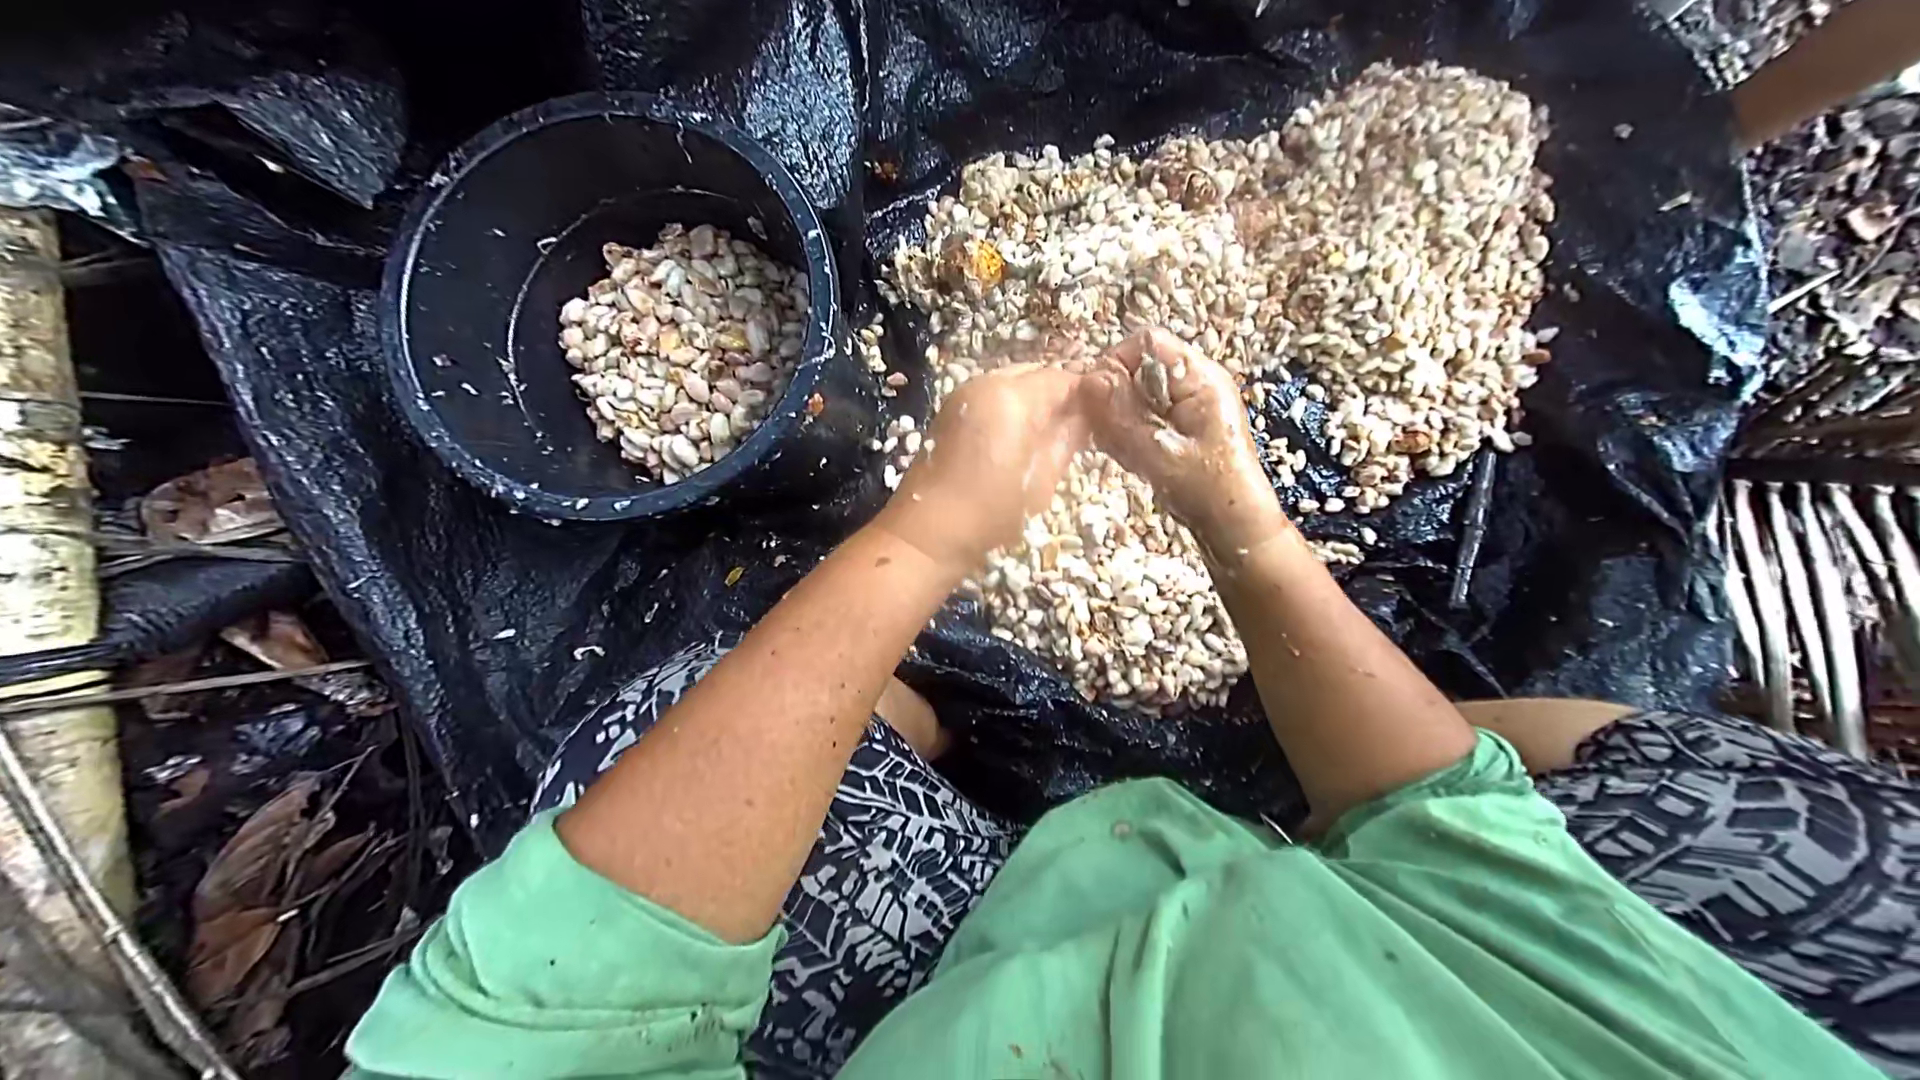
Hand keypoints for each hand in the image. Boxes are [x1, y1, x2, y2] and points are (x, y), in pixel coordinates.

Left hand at [876, 365, 1087, 574]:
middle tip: (1078, 427)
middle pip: (1035, 375)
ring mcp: (962, 394)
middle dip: (1058, 395)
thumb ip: (1067, 440)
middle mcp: (985, 384)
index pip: (1062, 379)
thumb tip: (1086, 418)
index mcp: (1012, 397)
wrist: (927, 535)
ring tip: (1050, 436)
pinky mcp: (948, 412)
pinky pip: (991, 398)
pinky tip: (1020, 439)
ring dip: (1034, 402)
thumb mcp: (1041, 480)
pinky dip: (1011, 410)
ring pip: (1012, 384)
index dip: (1086, 394)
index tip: (1103, 416)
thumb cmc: (991, 513)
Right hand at [1081, 328, 1287, 560]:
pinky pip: (1144, 417)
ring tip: (1128, 453)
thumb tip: (1087, 380)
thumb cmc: (1208, 490)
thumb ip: (1121, 414)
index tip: (1097, 401)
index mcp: (1199, 378)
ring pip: (1136, 395)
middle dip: (1116, 399)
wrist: (1237, 528)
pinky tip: (1136, 460)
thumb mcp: (1157, 453)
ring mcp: (1189, 405)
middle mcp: (1196, 383)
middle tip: (1110, 435)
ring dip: (1121, 422)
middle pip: (1138, 368)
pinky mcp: (1182, 426)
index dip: (1115, 365)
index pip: (1146, 342)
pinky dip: (1130, 436)